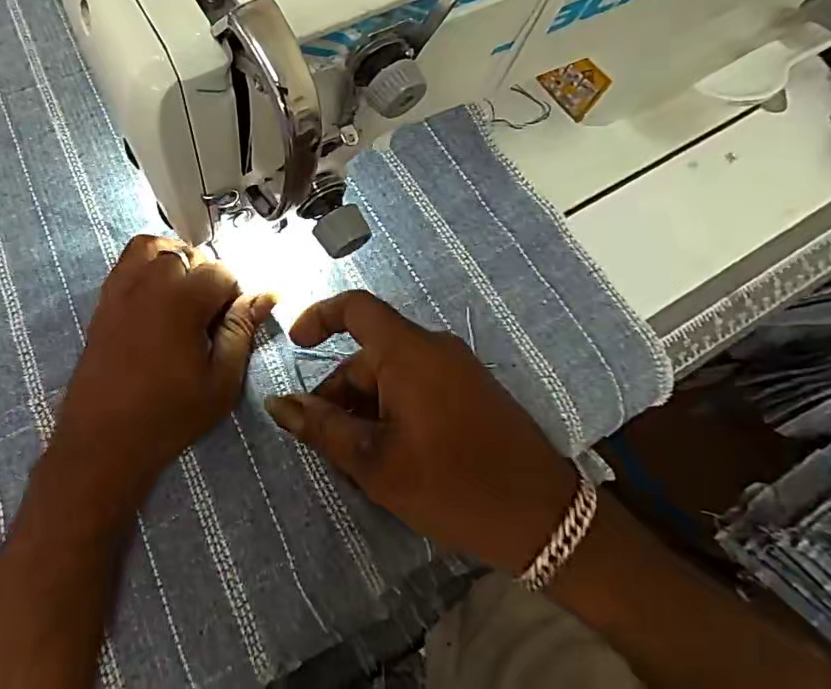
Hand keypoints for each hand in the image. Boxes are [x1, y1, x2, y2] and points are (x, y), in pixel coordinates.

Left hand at [52, 235, 274, 504]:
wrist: (103, 438)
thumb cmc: (168, 415)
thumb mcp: (220, 382)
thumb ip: (241, 332)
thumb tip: (265, 296)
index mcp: (182, 299)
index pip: (222, 272)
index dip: (234, 297)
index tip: (229, 326)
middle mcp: (150, 281)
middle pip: (190, 256)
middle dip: (206, 279)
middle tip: (207, 318)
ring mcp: (122, 286)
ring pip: (156, 247)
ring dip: (175, 262)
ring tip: (182, 296)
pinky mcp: (104, 297)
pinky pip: (127, 260)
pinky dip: (146, 264)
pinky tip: (154, 297)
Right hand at [263, 291, 576, 570]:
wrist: (551, 524)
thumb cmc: (454, 486)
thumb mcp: (376, 462)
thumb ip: (323, 427)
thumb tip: (279, 404)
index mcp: (409, 352)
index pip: (355, 307)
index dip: (318, 316)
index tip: (296, 345)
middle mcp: (434, 349)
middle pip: (368, 356)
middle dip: (339, 395)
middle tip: (328, 447)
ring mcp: (457, 371)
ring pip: (390, 377)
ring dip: (365, 411)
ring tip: (359, 465)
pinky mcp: (472, 393)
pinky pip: (416, 388)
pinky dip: (392, 413)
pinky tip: (391, 458)